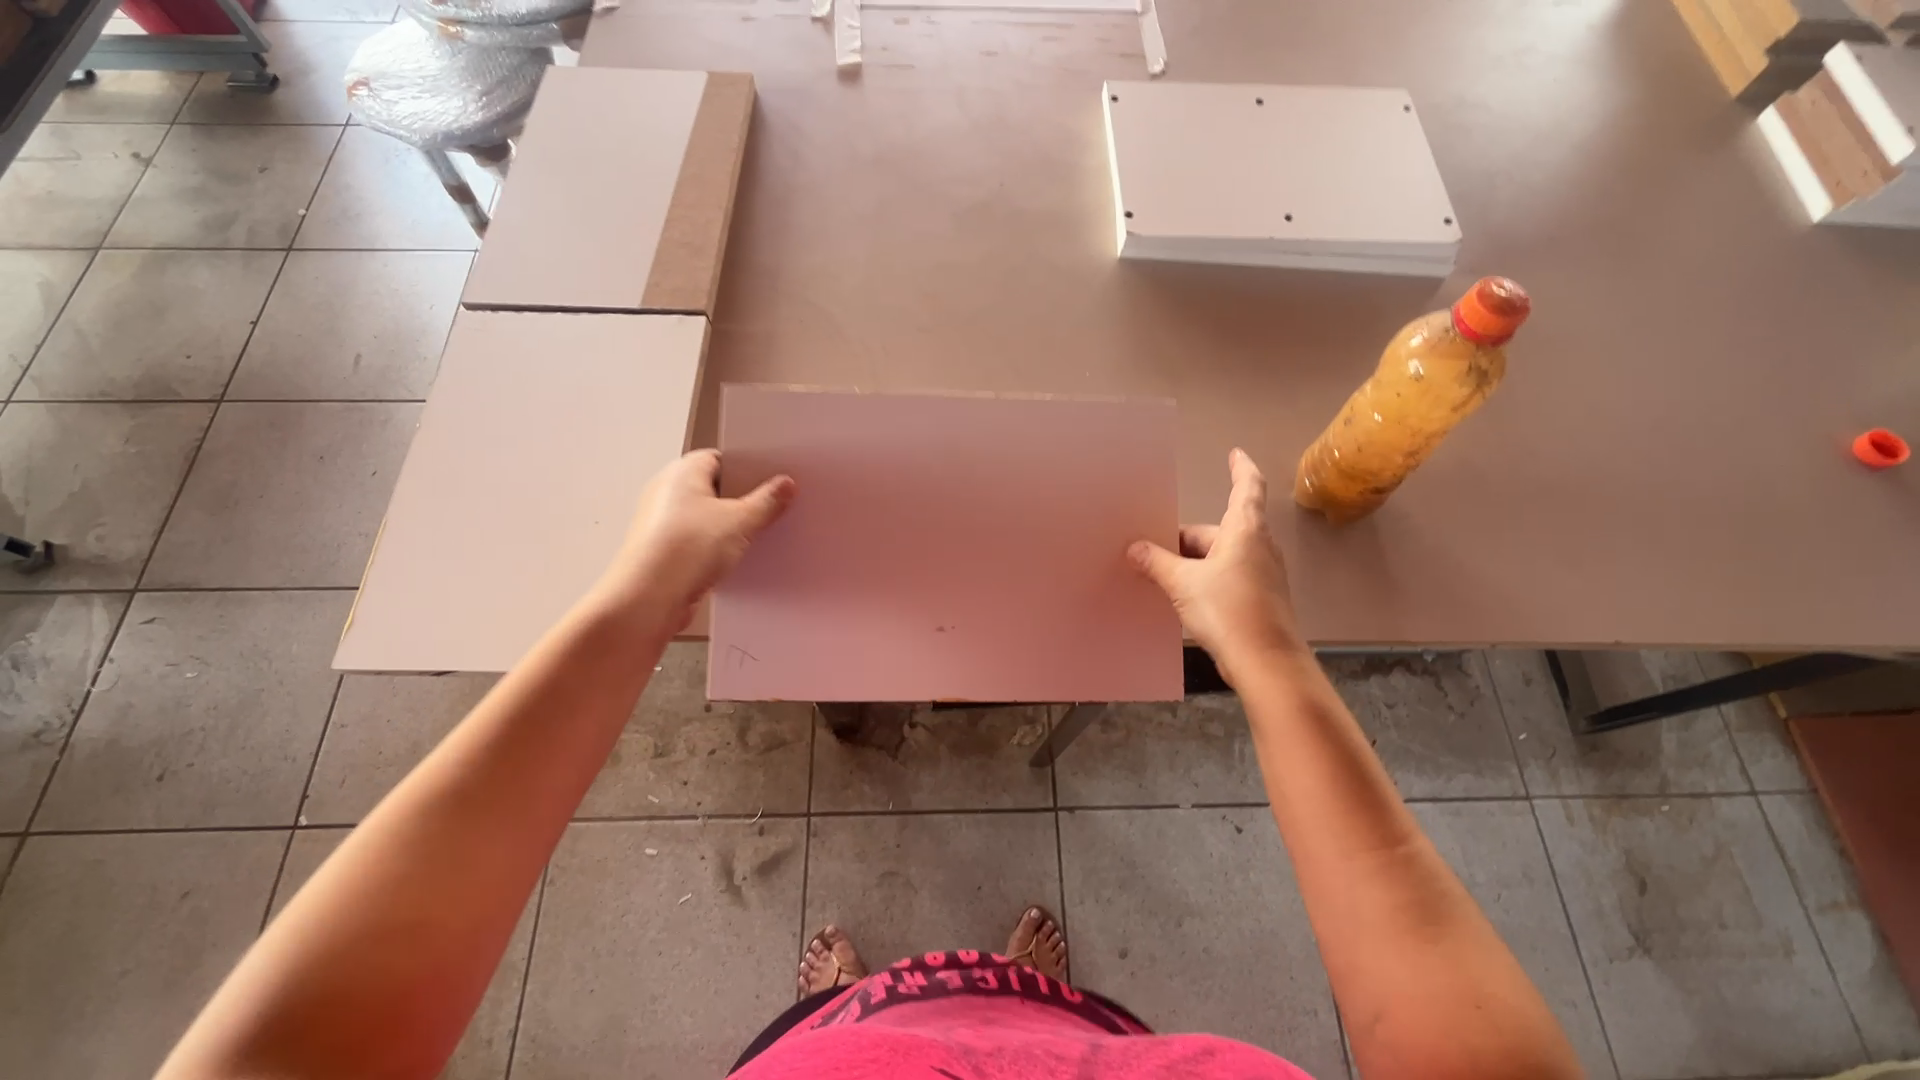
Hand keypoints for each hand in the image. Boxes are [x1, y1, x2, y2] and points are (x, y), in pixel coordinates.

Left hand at [589, 449, 793, 633]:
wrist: (649, 598)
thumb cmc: (684, 550)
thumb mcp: (740, 521)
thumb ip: (766, 501)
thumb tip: (783, 485)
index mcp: (682, 472)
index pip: (719, 458)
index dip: (747, 468)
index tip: (771, 479)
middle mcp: (667, 492)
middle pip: (714, 488)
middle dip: (741, 499)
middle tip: (769, 508)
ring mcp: (663, 523)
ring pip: (706, 517)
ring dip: (729, 527)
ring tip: (754, 536)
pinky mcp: (665, 550)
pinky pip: (698, 541)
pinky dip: (715, 548)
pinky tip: (734, 559)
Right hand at [1128, 449, 1304, 682]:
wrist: (1265, 661)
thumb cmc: (1227, 609)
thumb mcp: (1183, 583)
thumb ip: (1156, 563)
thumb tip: (1134, 548)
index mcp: (1244, 530)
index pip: (1246, 487)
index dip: (1240, 468)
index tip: (1234, 453)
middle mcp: (1258, 546)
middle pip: (1218, 530)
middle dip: (1185, 539)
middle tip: (1150, 549)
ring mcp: (1262, 574)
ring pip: (1220, 556)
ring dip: (1192, 562)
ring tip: (1159, 573)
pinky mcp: (1260, 599)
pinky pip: (1226, 577)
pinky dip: (1204, 580)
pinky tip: (1181, 598)